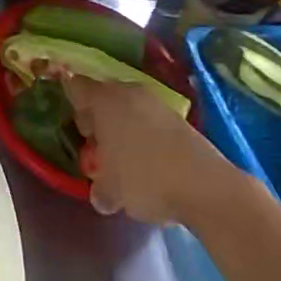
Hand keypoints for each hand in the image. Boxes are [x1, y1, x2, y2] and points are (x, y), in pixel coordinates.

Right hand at [63, 74, 242, 224]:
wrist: (207, 186)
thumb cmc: (145, 179)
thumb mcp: (112, 192)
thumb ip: (100, 188)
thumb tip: (101, 193)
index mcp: (103, 100)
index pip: (76, 87)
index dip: (73, 105)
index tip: (79, 131)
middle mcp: (127, 92)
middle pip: (103, 96)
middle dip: (99, 119)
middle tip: (100, 148)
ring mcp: (156, 102)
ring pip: (129, 108)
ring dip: (124, 128)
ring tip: (127, 159)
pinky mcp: (179, 118)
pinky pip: (151, 120)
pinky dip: (147, 136)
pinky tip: (152, 163)